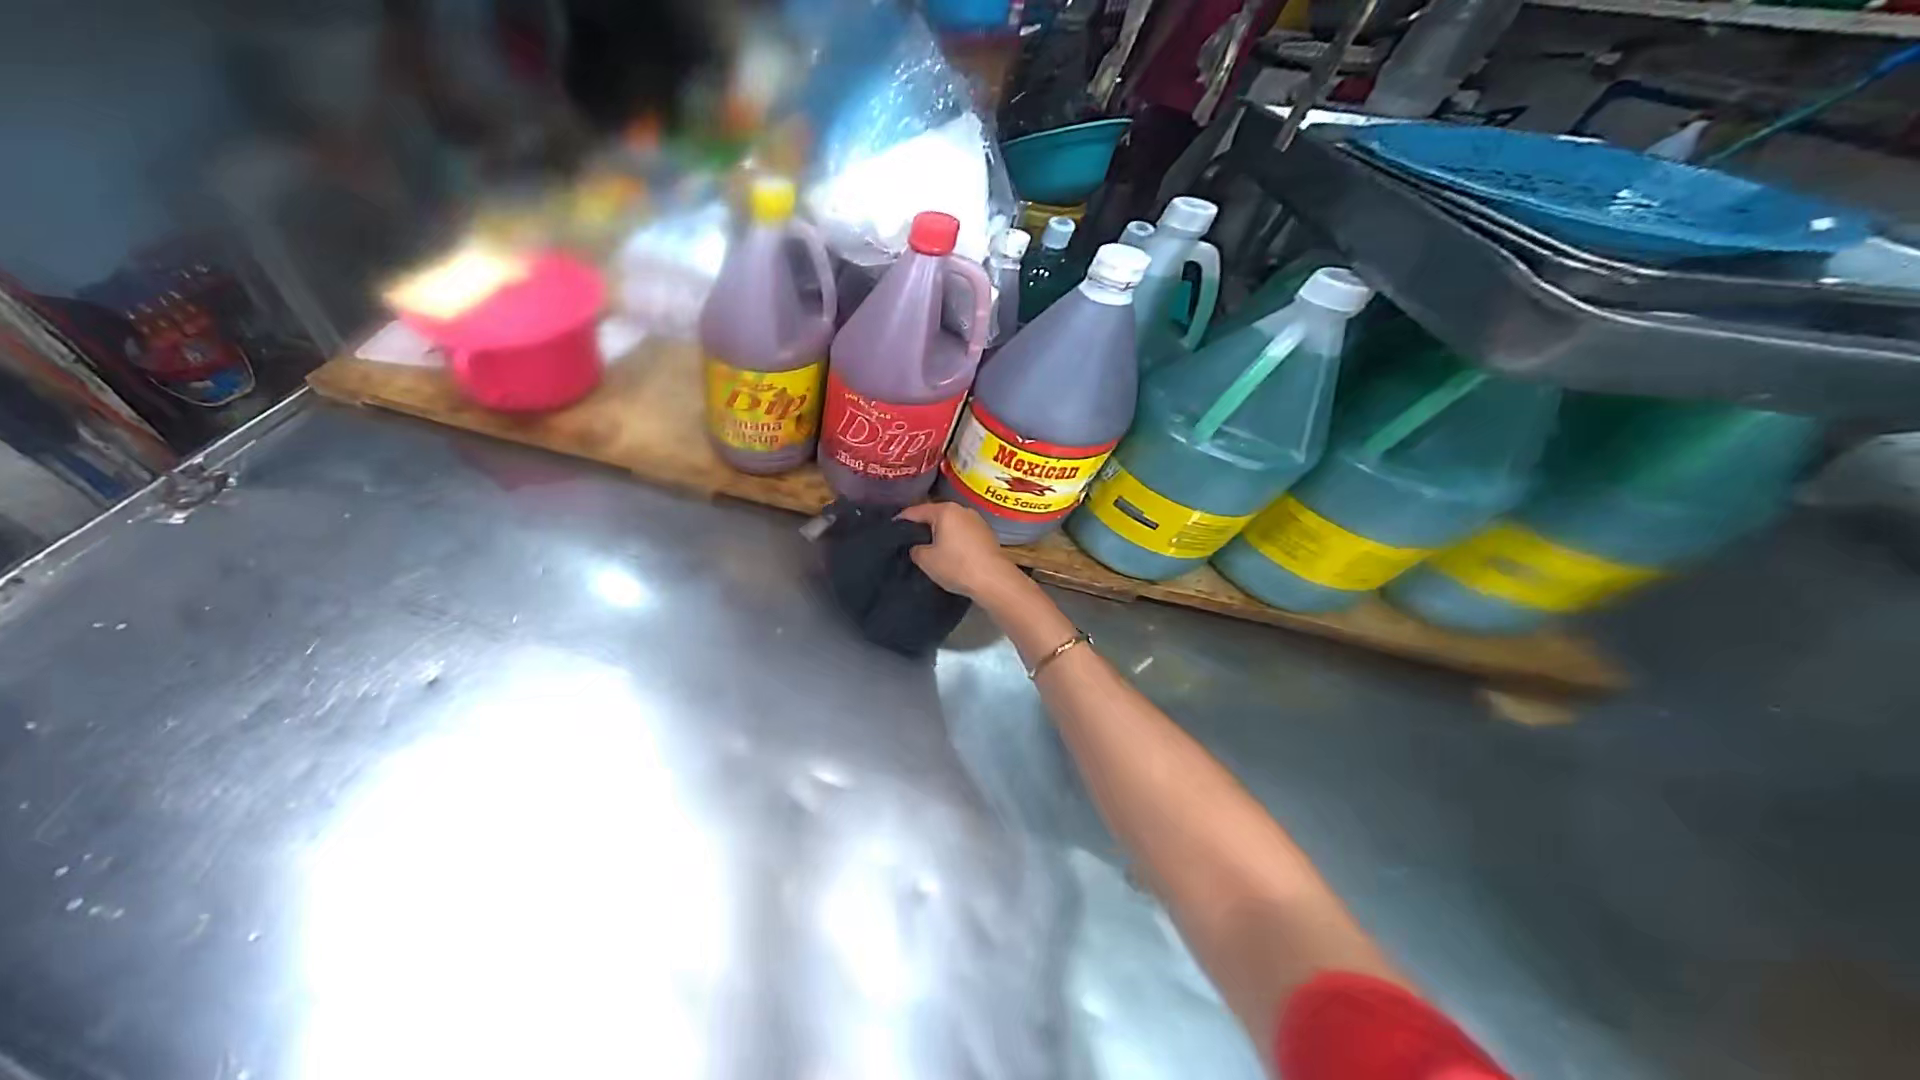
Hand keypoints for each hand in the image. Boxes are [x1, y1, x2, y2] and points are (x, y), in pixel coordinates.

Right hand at [897, 502, 1022, 600]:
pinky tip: (950, 552)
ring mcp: (977, 521)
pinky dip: (954, 539)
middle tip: (909, 539)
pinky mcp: (987, 534)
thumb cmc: (957, 566)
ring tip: (930, 547)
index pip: (916, 511)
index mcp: (945, 510)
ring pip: (951, 524)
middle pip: (935, 515)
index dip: (902, 519)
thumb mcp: (926, 560)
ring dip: (941, 533)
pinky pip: (964, 533)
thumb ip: (915, 549)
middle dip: (923, 526)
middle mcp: (962, 510)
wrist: (994, 579)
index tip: (891, 527)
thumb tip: (917, 547)